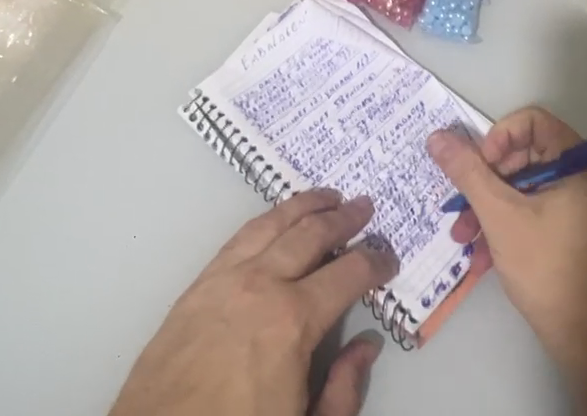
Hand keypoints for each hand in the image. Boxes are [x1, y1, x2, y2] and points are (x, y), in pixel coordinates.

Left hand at [109, 190, 397, 415]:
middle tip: (365, 207)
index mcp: (294, 320)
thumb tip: (366, 346)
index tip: (389, 258)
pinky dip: (265, 221)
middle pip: (311, 235)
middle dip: (343, 218)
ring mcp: (224, 279)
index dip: (375, 262)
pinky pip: (238, 238)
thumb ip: (343, 390)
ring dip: (304, 206)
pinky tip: (276, 220)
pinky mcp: (197, 285)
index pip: (348, 274)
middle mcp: (261, 285)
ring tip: (327, 196)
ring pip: (272, 225)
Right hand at [427, 107, 586, 415]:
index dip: (498, 138)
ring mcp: (578, 205)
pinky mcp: (571, 230)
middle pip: (522, 155)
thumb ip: (467, 173)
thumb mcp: (500, 216)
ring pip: (521, 187)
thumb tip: (437, 137)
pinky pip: (531, 211)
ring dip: (487, 208)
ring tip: (462, 239)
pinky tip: (480, 258)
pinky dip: (504, 226)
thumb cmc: (549, 268)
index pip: (531, 121)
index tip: (479, 169)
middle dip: (484, 181)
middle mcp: (583, 176)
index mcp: (578, 162)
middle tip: (460, 207)